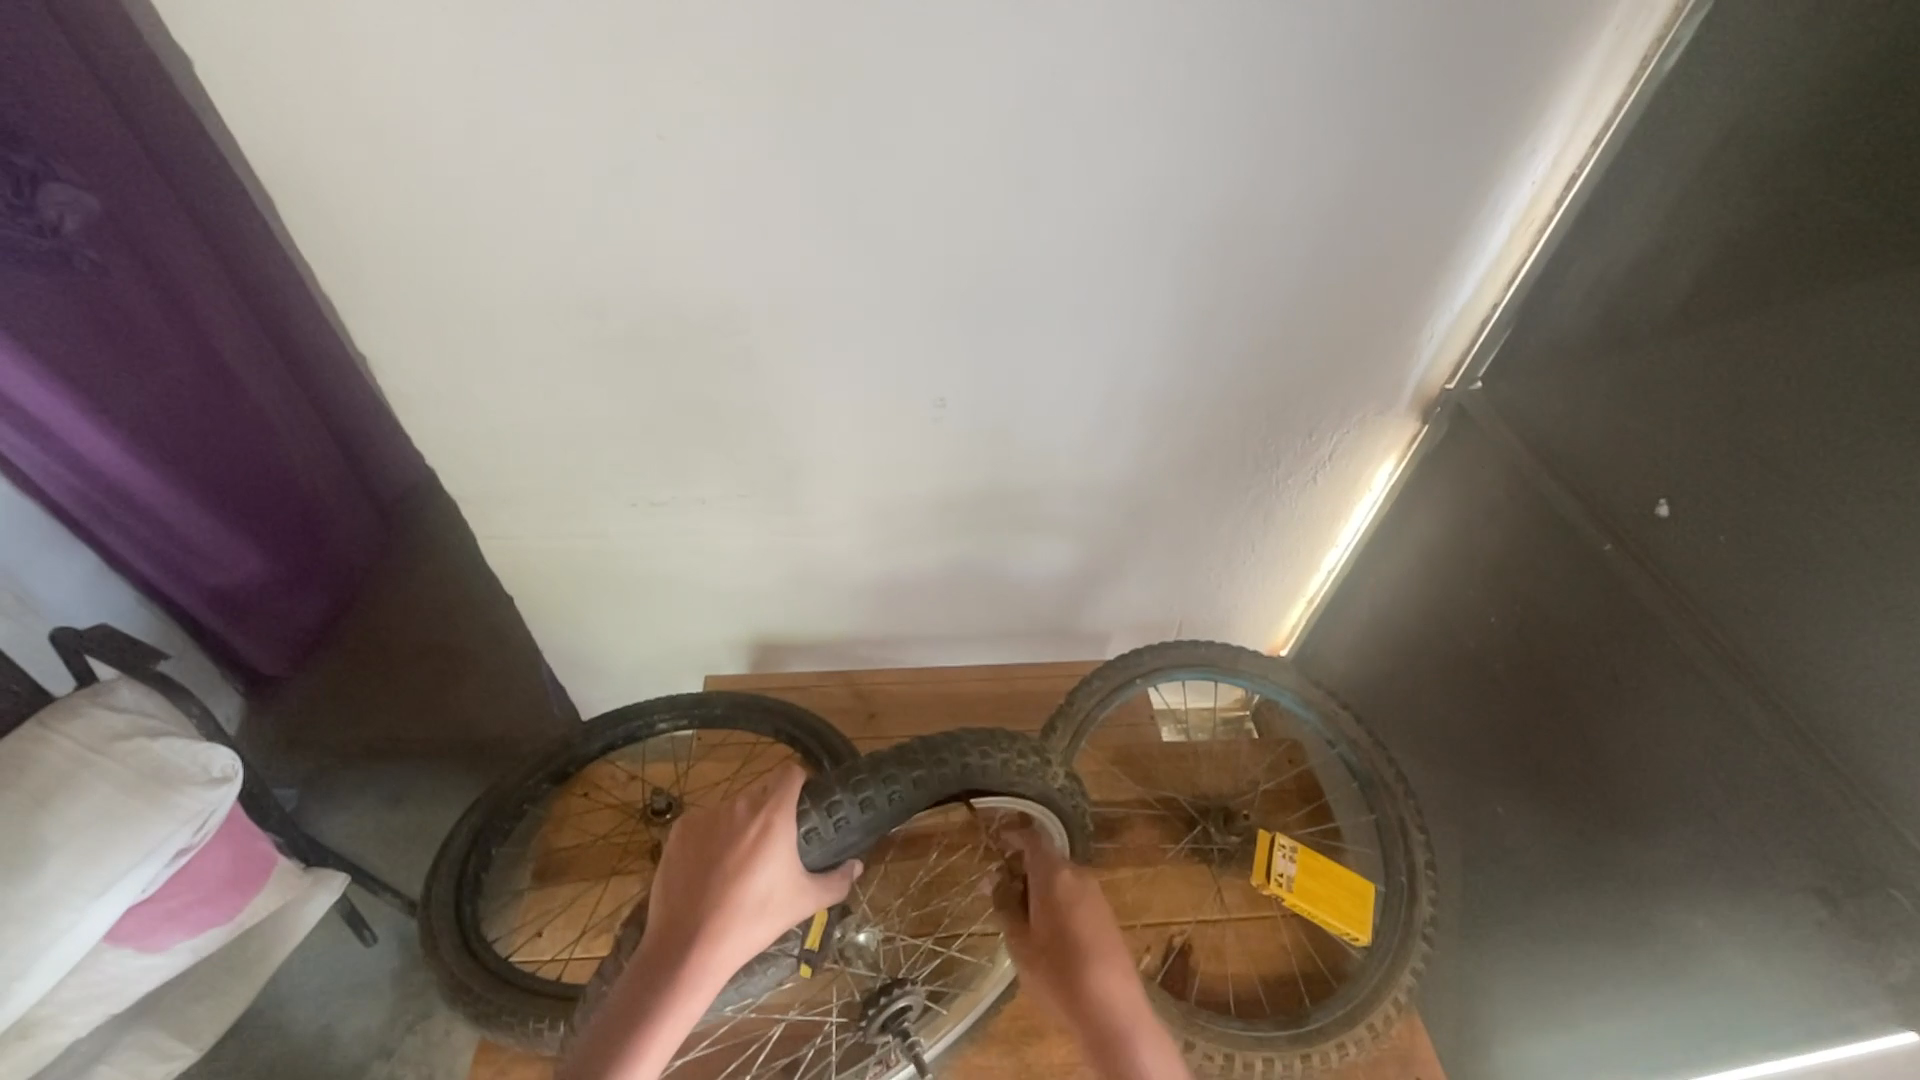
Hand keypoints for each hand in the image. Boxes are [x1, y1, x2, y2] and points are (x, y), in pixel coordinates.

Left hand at [565, 763, 861, 1079]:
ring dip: (740, 822)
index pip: (790, 772)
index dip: (799, 783)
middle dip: (770, 808)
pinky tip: (710, 869)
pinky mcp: (678, 831)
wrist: (689, 947)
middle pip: (761, 789)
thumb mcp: (804, 902)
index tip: (802, 805)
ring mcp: (704, 816)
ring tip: (740, 861)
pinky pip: (703, 823)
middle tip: (774, 842)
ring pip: (731, 807)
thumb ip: (837, 881)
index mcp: (773, 813)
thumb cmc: (755, 920)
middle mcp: (739, 804)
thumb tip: (856, 866)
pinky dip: (711, 837)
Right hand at [991, 825, 1143, 1024]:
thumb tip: (994, 879)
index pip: (1032, 837)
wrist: (1112, 1011)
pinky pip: (1075, 896)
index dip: (1013, 835)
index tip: (995, 843)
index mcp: (1054, 874)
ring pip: (1061, 879)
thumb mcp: (1019, 942)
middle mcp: (1078, 875)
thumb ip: (1005, 904)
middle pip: (1046, 859)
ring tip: (1019, 918)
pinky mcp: (1106, 916)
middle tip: (998, 893)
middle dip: (1022, 869)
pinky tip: (1046, 932)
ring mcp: (1096, 895)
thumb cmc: (1057, 974)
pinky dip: (1056, 901)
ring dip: (1039, 888)